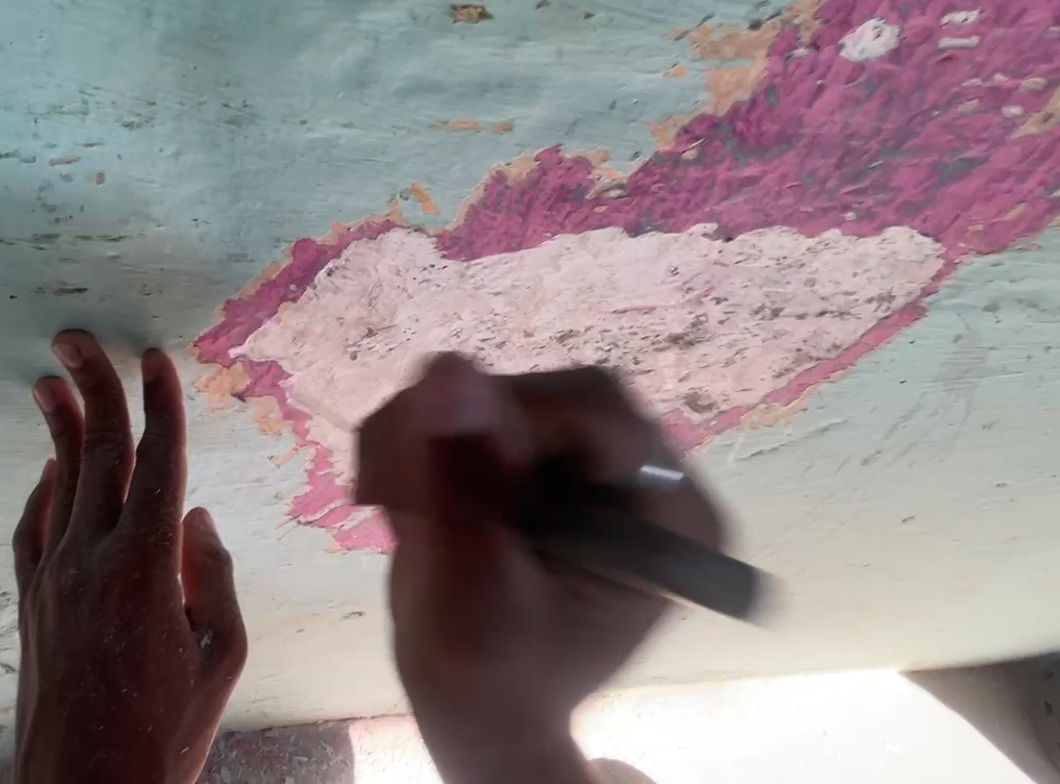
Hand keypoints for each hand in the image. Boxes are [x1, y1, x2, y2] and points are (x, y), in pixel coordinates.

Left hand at [12, 331, 247, 783]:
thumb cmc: (163, 734)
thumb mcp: (221, 656)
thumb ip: (212, 575)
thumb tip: (196, 518)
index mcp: (146, 566)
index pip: (159, 461)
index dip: (161, 405)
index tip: (156, 359)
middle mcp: (91, 557)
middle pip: (98, 451)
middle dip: (95, 387)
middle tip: (79, 338)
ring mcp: (52, 577)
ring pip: (59, 479)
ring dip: (59, 425)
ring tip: (51, 380)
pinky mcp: (30, 600)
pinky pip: (33, 525)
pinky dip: (43, 485)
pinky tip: (49, 465)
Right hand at [354, 355, 723, 783]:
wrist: (473, 693)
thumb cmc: (488, 679)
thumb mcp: (471, 598)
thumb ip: (462, 484)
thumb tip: (446, 366)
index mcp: (669, 513)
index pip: (597, 414)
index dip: (507, 423)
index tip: (431, 480)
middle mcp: (638, 464)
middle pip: (538, 393)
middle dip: (450, 438)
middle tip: (394, 498)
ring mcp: (579, 446)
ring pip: (489, 389)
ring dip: (418, 438)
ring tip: (390, 505)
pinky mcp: (527, 437)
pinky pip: (461, 398)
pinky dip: (411, 437)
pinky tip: (401, 495)